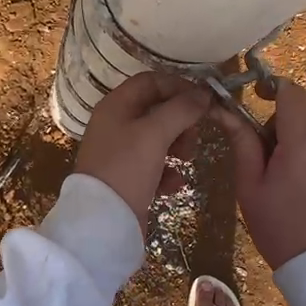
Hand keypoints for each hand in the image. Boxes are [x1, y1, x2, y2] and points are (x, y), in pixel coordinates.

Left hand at [73, 72, 212, 231]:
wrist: (102, 224)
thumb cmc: (126, 168)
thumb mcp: (155, 134)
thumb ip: (180, 109)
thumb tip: (203, 93)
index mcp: (116, 105)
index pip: (151, 81)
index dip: (178, 87)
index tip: (203, 101)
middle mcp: (115, 124)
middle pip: (156, 109)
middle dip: (180, 121)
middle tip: (194, 137)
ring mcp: (119, 152)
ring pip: (157, 137)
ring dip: (177, 145)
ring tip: (187, 160)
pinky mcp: (126, 178)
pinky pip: (153, 165)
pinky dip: (167, 171)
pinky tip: (174, 184)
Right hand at [216, 79, 305, 268]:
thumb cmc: (282, 231)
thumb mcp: (251, 188)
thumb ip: (242, 142)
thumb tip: (224, 110)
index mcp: (302, 142)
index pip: (292, 92)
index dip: (274, 89)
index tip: (260, 98)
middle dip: (288, 125)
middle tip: (274, 158)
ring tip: (298, 184)